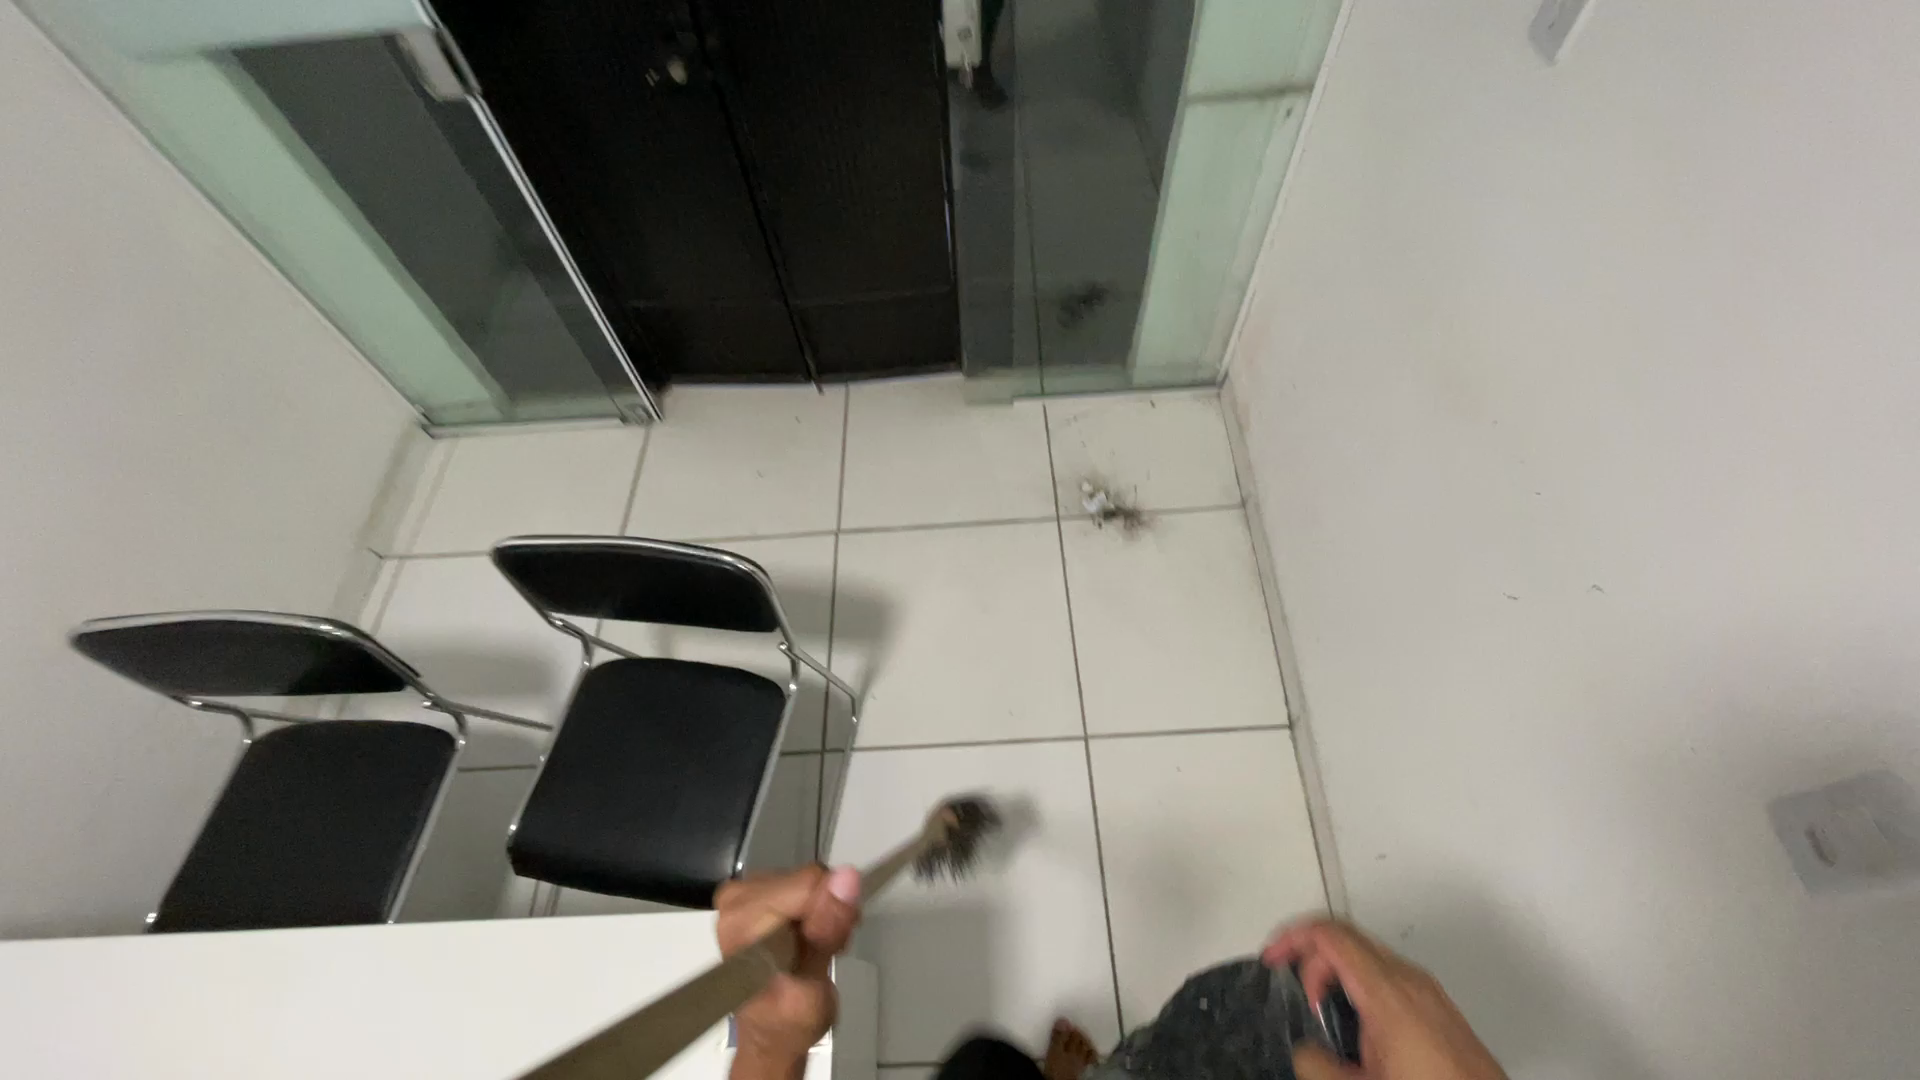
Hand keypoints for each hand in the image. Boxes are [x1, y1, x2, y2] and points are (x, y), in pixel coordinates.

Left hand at [715, 865, 861, 1079]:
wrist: (770, 1035)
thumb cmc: (790, 1023)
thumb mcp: (815, 992)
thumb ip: (828, 932)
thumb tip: (847, 876)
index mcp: (742, 923)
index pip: (807, 883)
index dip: (829, 910)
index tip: (830, 943)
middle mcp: (735, 900)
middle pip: (807, 879)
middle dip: (825, 909)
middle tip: (823, 948)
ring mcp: (740, 893)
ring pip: (807, 879)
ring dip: (820, 909)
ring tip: (815, 946)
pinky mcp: (750, 892)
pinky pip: (800, 882)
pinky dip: (812, 906)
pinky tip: (807, 934)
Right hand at [1263, 917, 1505, 1079]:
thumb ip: (1317, 1064)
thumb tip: (1304, 1048)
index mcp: (1387, 993)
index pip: (1330, 935)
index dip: (1292, 938)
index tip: (1271, 960)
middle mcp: (1409, 980)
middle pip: (1346, 937)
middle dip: (1310, 954)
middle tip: (1294, 991)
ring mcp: (1428, 992)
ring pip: (1367, 954)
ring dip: (1335, 970)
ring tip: (1321, 1008)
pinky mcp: (1440, 1008)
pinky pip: (1387, 973)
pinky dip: (1358, 982)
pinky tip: (1355, 1021)